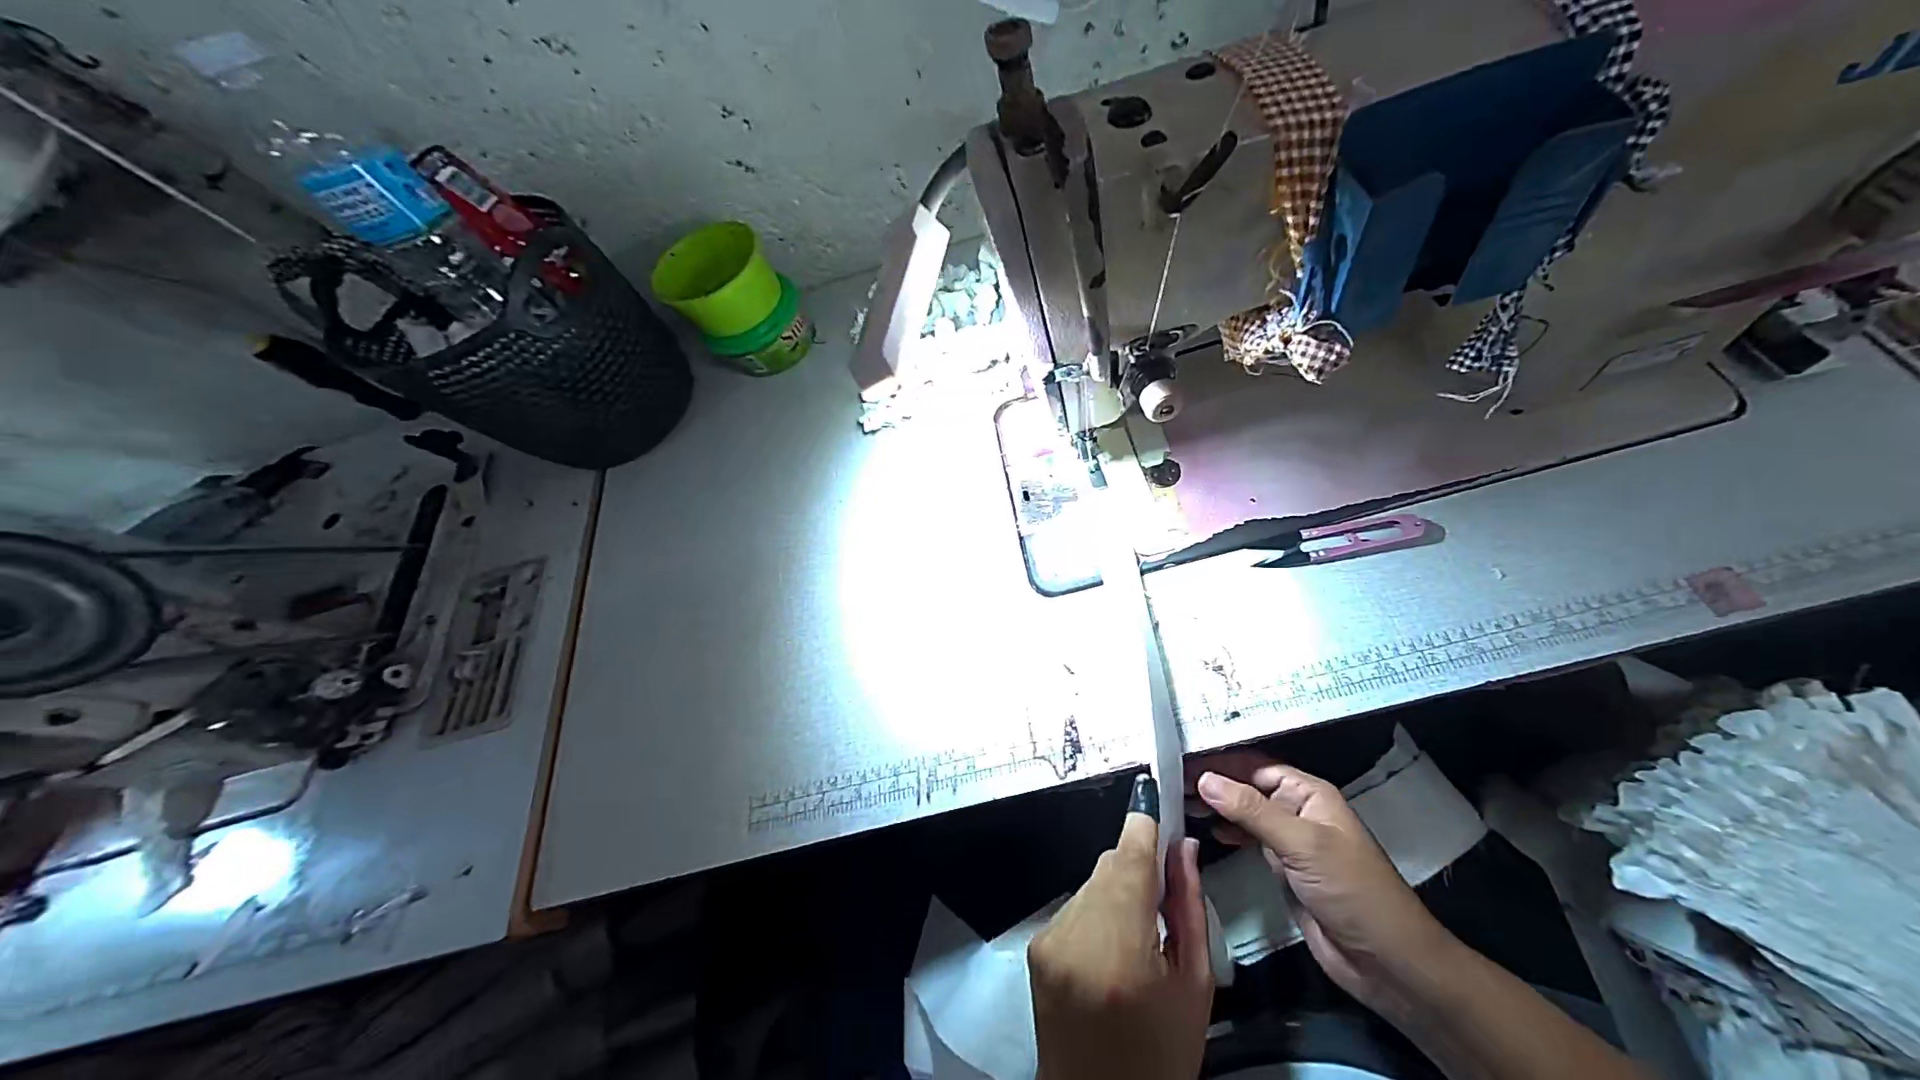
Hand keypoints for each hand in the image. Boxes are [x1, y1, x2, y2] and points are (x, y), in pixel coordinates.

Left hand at [1029, 776, 1212, 1079]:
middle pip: (1109, 865)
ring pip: (1092, 882)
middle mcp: (1075, 934)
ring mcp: (1049, 938)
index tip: (1155, 796)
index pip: (1129, 858)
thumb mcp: (1194, 987)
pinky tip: (1113, 949)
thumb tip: (1182, 849)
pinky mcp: (1036, 945)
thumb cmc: (1160, 1055)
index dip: (1144, 823)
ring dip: (1117, 892)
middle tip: (1164, 897)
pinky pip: (1075, 905)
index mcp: (1119, 947)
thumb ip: (1188, 909)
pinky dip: (1097, 912)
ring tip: (1139, 937)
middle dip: (1138, 868)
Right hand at [1192, 758, 1455, 1012]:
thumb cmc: (1352, 891)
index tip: (1180, 762)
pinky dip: (1228, 832)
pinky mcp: (1283, 868)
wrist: (1386, 962)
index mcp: (1310, 793)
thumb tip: (1204, 779)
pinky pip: (1249, 839)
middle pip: (1248, 786)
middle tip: (1171, 783)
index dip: (1220, 762)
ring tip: (1181, 803)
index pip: (1255, 766)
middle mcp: (1298, 810)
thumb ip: (1251, 811)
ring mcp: (1290, 840)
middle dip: (1214, 783)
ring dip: (1218, 806)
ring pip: (1246, 812)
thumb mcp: (1302, 844)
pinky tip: (1208, 831)